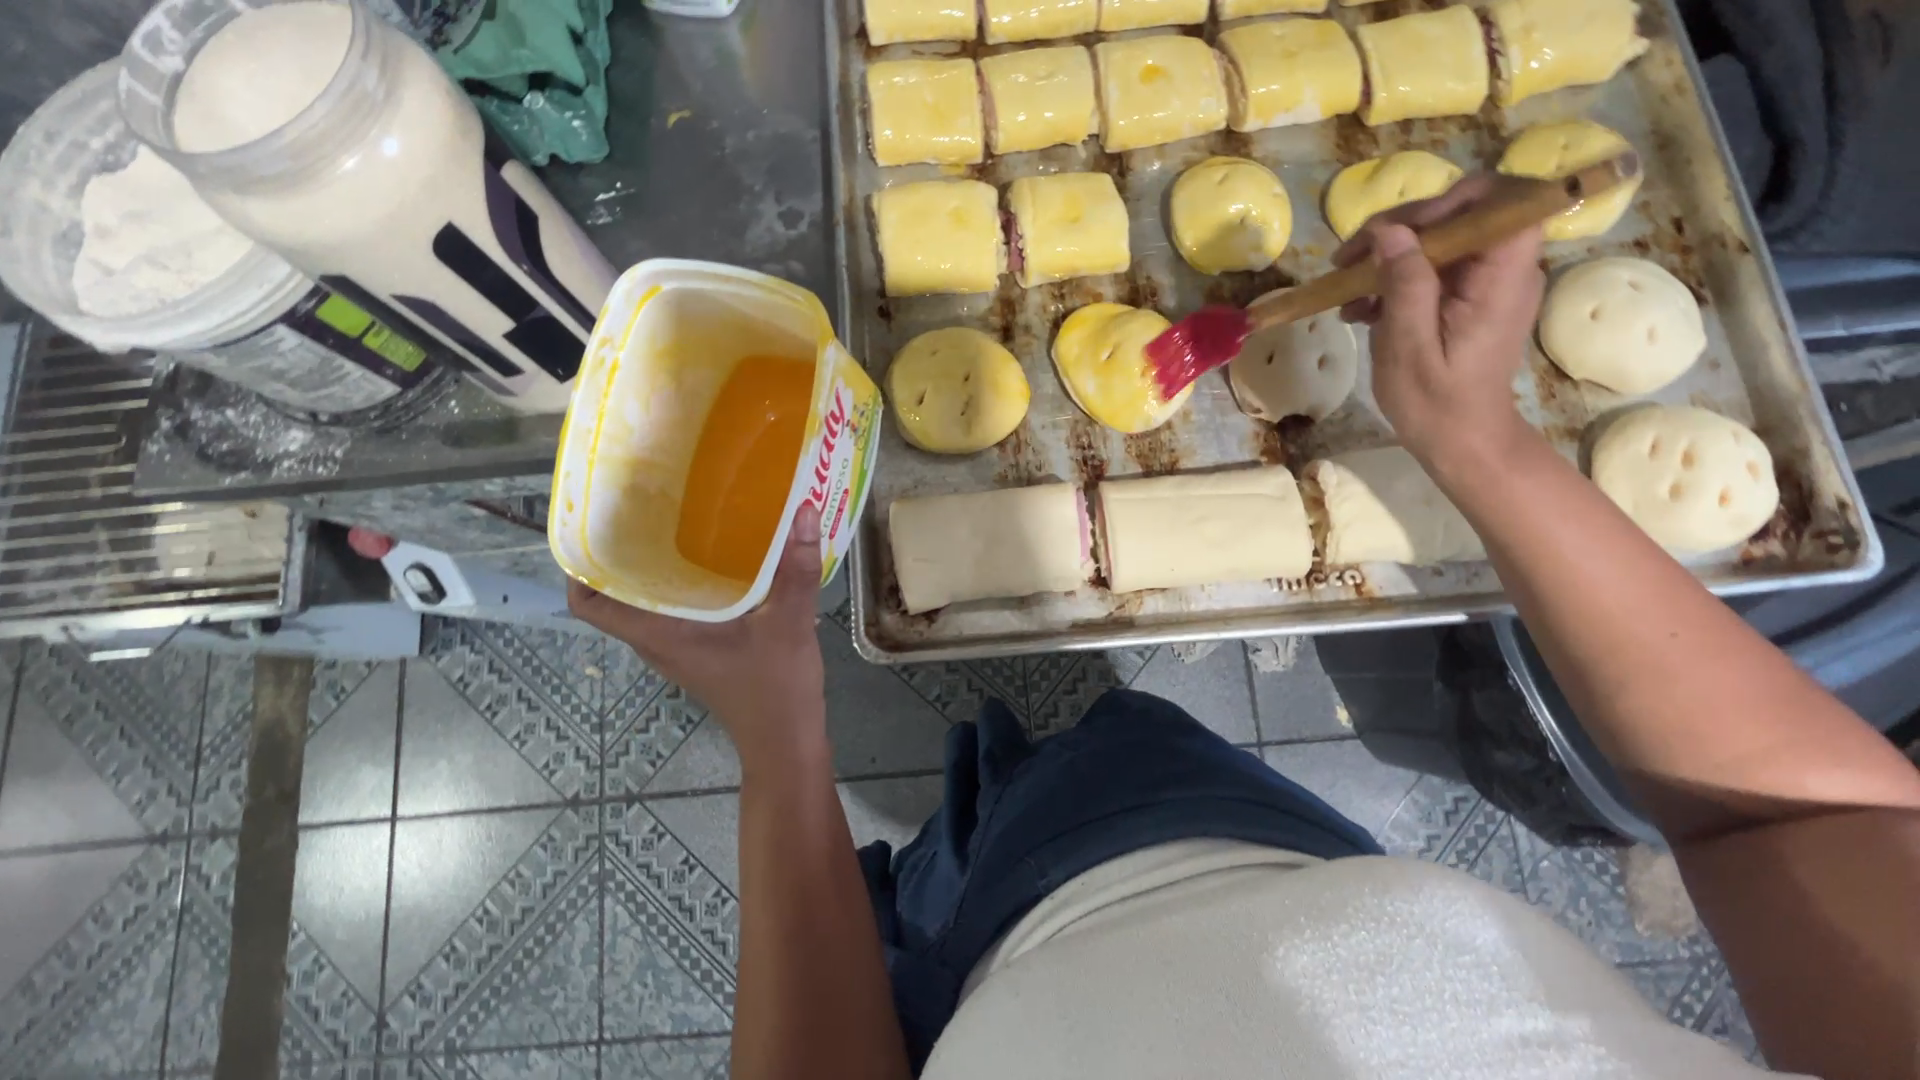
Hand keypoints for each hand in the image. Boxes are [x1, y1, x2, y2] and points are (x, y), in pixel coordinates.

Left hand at [568, 503, 827, 770]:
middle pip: (616, 597)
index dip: (580, 567)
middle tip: (643, 508)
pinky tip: (716, 562)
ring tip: (678, 526)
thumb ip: (796, 569)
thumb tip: (803, 510)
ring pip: (647, 604)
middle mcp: (658, 642)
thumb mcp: (789, 624)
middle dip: (622, 554)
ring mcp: (678, 650)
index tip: (596, 526)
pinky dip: (683, 586)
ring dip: (654, 569)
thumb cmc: (776, 688)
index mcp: (661, 634)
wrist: (786, 743)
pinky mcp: (698, 653)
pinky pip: (674, 612)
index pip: (589, 606)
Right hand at [1334, 174, 1545, 472]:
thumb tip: (1390, 232)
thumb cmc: (1435, 403)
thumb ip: (1406, 284)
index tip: (1401, 232)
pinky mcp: (1468, 296)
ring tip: (1346, 288)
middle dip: (1403, 227)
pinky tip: (1361, 307)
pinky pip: (1435, 266)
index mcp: (1502, 278)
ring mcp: (1487, 282)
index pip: (1506, 201)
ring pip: (1443, 238)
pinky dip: (1395, 277)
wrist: (1459, 441)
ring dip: (1389, 254)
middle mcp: (1505, 269)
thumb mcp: (1409, 347)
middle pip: (1464, 213)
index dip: (1453, 201)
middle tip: (1349, 257)